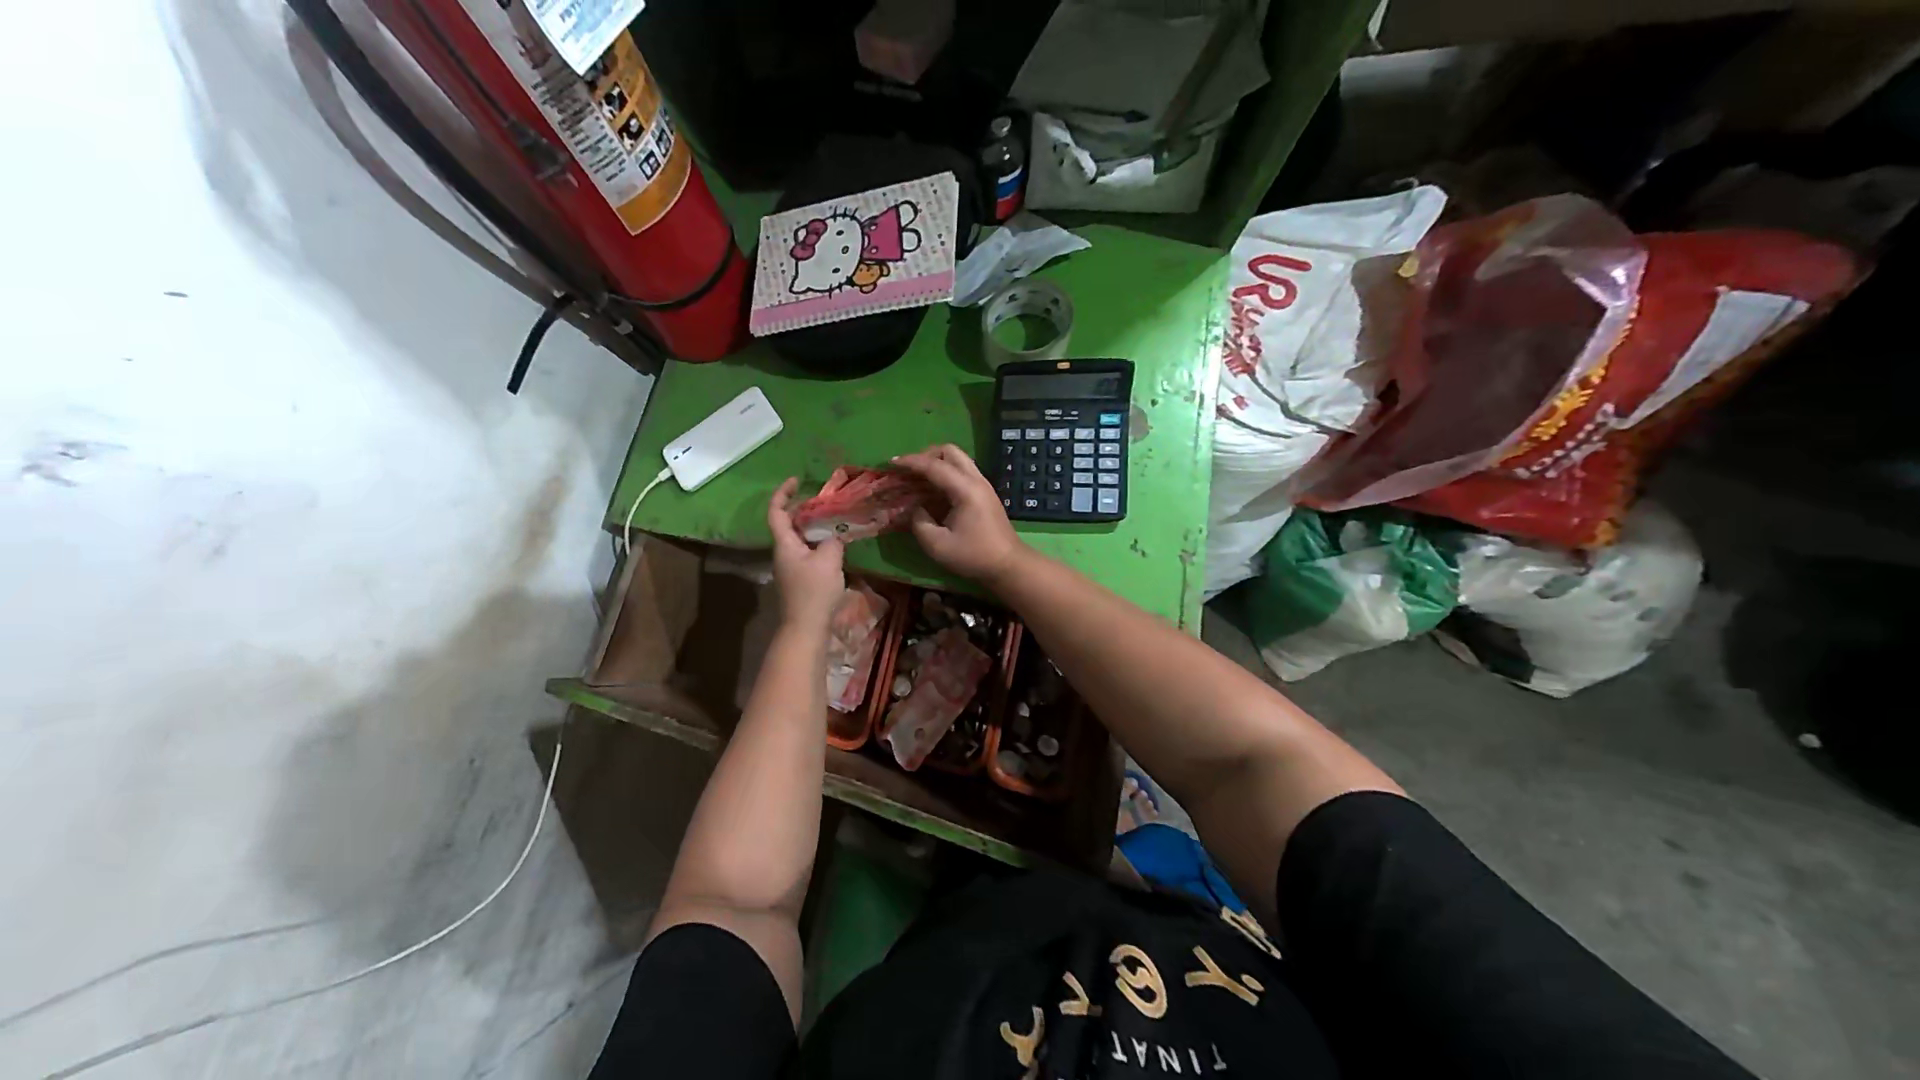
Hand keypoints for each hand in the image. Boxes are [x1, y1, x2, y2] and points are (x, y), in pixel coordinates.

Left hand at [768, 477, 844, 627]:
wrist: (806, 627)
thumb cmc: (813, 591)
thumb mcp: (829, 559)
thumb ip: (833, 540)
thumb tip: (835, 534)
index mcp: (784, 543)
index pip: (776, 511)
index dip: (783, 493)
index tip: (796, 480)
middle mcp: (783, 552)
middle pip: (789, 523)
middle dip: (804, 509)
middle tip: (825, 500)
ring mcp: (791, 567)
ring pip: (800, 538)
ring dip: (814, 527)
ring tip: (834, 519)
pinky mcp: (800, 579)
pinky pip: (808, 552)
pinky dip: (820, 543)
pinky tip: (837, 546)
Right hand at [892, 444, 1026, 586]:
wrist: (1008, 564)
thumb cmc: (974, 556)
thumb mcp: (938, 545)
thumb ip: (919, 523)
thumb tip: (915, 509)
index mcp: (965, 489)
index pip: (934, 466)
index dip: (911, 462)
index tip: (891, 464)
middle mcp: (976, 480)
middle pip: (949, 451)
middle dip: (925, 455)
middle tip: (908, 470)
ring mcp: (982, 484)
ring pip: (957, 459)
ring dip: (936, 463)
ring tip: (917, 478)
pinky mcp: (984, 492)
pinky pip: (961, 471)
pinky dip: (944, 473)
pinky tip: (932, 489)